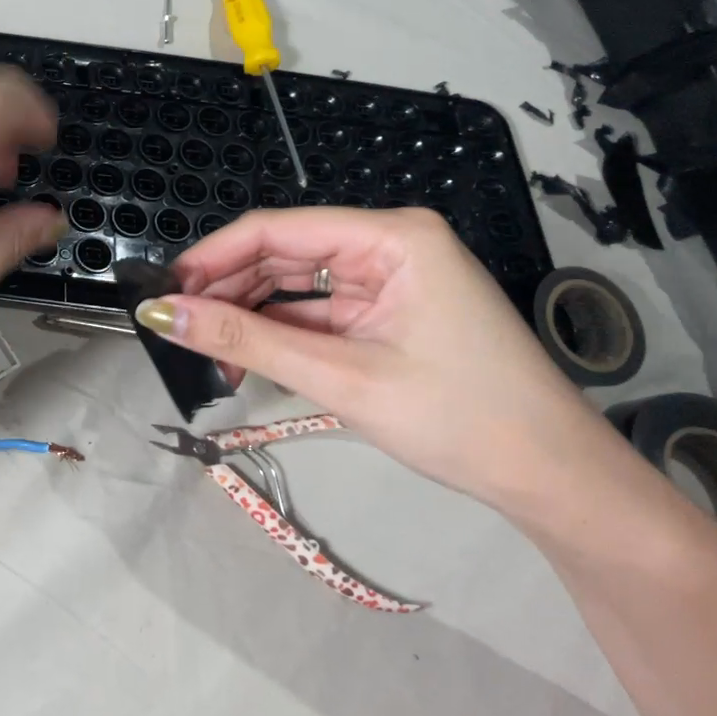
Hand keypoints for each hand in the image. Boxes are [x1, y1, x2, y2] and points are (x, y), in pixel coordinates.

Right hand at [135, 207, 604, 508]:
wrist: (557, 485)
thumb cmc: (459, 419)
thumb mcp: (340, 377)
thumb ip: (243, 341)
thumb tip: (159, 315)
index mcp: (392, 238)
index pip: (274, 230)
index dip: (209, 259)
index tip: (160, 295)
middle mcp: (387, 246)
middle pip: (278, 255)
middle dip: (224, 293)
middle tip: (177, 332)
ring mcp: (387, 281)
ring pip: (288, 285)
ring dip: (245, 319)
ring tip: (207, 358)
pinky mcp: (384, 315)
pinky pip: (311, 313)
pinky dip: (274, 337)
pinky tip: (244, 363)